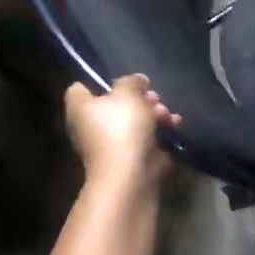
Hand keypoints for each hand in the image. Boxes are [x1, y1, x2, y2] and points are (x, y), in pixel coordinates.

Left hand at [64, 74, 180, 183]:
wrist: (130, 173)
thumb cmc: (121, 128)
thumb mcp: (127, 93)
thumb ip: (131, 81)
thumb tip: (137, 80)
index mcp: (80, 107)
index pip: (81, 86)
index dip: (101, 80)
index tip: (125, 81)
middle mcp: (91, 125)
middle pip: (115, 103)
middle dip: (140, 98)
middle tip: (155, 98)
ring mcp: (111, 142)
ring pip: (134, 120)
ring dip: (154, 113)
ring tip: (167, 114)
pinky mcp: (130, 156)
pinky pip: (145, 137)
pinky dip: (160, 130)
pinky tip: (174, 125)